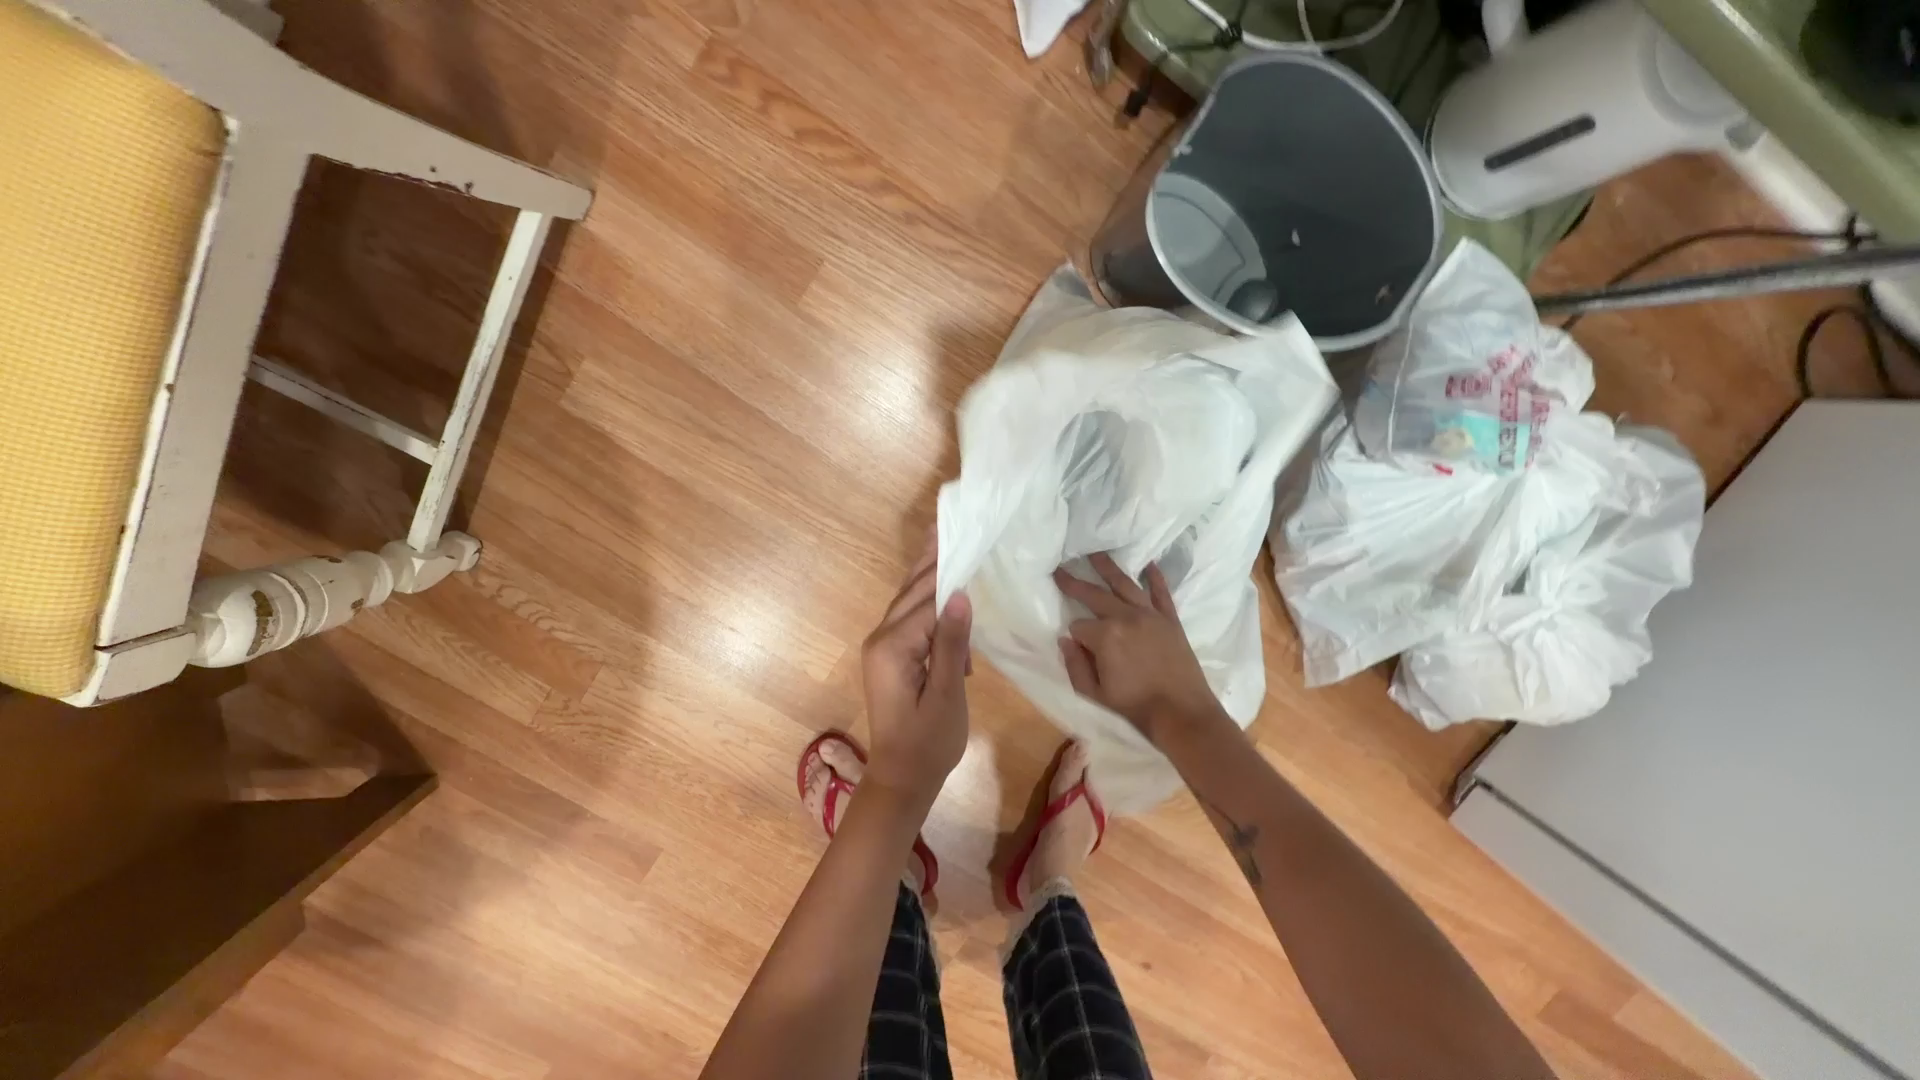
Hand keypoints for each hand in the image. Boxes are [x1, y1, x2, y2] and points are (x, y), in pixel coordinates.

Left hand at [860, 541, 972, 800]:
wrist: (902, 780)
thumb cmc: (928, 744)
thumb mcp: (947, 696)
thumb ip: (953, 644)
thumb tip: (960, 594)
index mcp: (893, 647)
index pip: (928, 600)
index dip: (950, 570)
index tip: (966, 535)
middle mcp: (882, 639)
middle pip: (912, 591)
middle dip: (933, 559)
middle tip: (951, 522)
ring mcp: (883, 648)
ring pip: (909, 601)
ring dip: (929, 575)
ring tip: (946, 540)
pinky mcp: (891, 658)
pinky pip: (911, 619)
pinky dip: (929, 601)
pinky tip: (945, 589)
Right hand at [1054, 553, 1227, 746]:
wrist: (1183, 714)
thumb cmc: (1135, 708)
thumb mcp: (1094, 694)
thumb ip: (1075, 666)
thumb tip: (1065, 640)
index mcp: (1105, 636)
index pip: (1079, 626)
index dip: (1075, 636)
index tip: (1077, 646)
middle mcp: (1126, 617)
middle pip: (1096, 595)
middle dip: (1075, 583)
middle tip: (1060, 568)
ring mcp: (1151, 616)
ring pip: (1125, 585)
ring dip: (1109, 568)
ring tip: (1096, 553)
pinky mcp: (1171, 620)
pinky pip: (1161, 593)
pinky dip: (1155, 578)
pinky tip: (1149, 565)